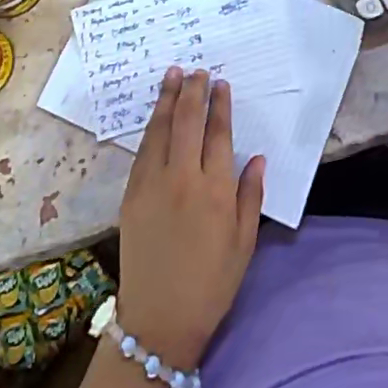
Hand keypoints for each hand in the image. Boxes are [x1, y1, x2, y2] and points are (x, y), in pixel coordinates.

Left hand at [117, 68, 265, 370]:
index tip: (220, 84)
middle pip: (187, 122)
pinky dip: (151, 126)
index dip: (220, 106)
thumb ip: (251, 195)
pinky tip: (156, 114)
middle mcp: (183, 178)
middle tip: (197, 71)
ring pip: (160, 129)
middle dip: (193, 92)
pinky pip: (143, 150)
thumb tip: (255, 157)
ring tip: (173, 75)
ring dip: (167, 99)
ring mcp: (152, 183)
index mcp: (216, 191)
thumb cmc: (211, 283)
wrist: (160, 316)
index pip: (218, 134)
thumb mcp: (244, 243)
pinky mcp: (131, 192)